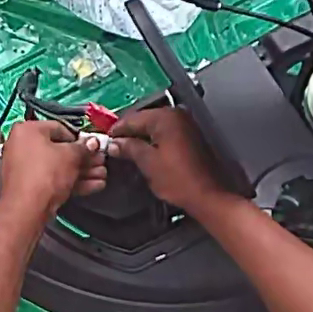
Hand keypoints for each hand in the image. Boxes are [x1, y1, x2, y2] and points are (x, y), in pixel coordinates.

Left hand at [0, 120, 107, 222]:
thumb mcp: (70, 156)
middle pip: (59, 150)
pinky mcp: (30, 187)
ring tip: (102, 175)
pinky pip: (53, 180)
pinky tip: (93, 185)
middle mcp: (22, 146)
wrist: (27, 209)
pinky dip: (71, 182)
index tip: (93, 146)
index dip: (79, 138)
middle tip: (100, 161)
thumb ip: (84, 148)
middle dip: (83, 158)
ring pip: (58, 167)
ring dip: (82, 171)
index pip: (58, 128)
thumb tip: (92, 143)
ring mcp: (25, 168)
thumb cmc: (46, 174)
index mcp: (27, 130)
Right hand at [109, 107, 233, 215]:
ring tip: (126, 150)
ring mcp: (185, 125)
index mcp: (165, 118)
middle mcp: (177, 116)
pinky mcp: (190, 137)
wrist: (207, 195)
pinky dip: (153, 140)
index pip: (133, 118)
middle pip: (144, 119)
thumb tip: (115, 144)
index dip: (116, 130)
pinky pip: (165, 133)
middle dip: (128, 132)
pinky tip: (144, 151)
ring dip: (140, 136)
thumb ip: (129, 148)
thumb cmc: (178, 180)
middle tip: (113, 146)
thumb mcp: (148, 163)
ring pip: (154, 126)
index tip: (105, 140)